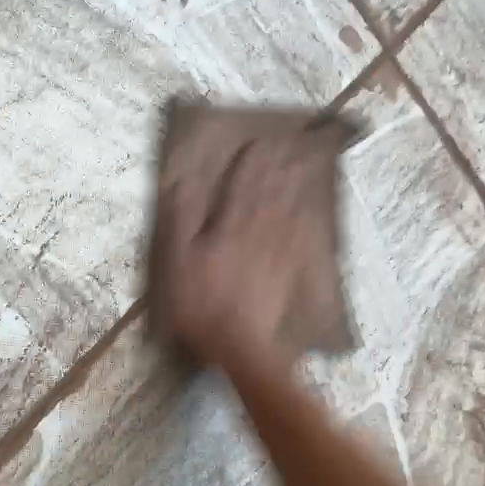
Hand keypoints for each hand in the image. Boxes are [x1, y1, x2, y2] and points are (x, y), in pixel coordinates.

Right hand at [149, 136, 317, 371]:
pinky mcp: (288, 273)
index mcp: (229, 226)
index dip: (249, 163)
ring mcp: (278, 252)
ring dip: (294, 185)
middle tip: (288, 145)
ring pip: (289, 210)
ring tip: (301, 165)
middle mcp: (259, 231)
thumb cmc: (199, 304)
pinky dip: (304, 219)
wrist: (239, 344)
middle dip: (278, 167)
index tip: (256, 142)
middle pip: (271, 193)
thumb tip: (182, 181)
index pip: (242, 186)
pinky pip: (300, 237)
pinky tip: (308, 210)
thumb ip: (180, 218)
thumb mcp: (176, 260)